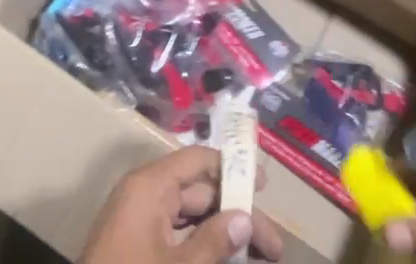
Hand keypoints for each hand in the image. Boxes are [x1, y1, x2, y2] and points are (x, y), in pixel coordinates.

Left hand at [80, 146, 284, 263]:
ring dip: (226, 236)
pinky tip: (230, 262)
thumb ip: (214, 242)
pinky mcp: (139, 246)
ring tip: (264, 258)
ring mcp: (141, 222)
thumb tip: (243, 218)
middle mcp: (146, 195)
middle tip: (276, 250)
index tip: (265, 185)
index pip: (197, 160)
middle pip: (201, 194)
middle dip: (239, 217)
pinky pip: (179, 238)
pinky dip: (205, 247)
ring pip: (194, 220)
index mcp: (151, 186)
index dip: (232, 167)